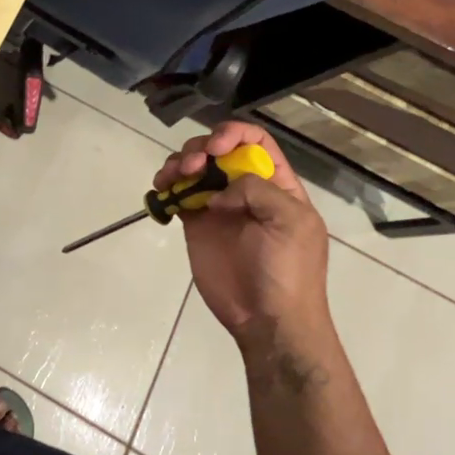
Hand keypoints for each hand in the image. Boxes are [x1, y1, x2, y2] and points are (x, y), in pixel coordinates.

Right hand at [161, 121, 331, 349]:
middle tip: (191, 168)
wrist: (267, 319)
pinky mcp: (194, 222)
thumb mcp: (292, 223)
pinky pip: (175, 193)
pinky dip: (164, 186)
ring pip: (192, 166)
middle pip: (216, 148)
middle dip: (198, 149)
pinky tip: (162, 193)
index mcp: (276, 184)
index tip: (216, 151)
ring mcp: (217, 205)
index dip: (233, 135)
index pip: (255, 141)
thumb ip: (258, 190)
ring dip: (177, 163)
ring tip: (170, 180)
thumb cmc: (288, 270)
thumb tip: (218, 194)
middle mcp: (244, 188)